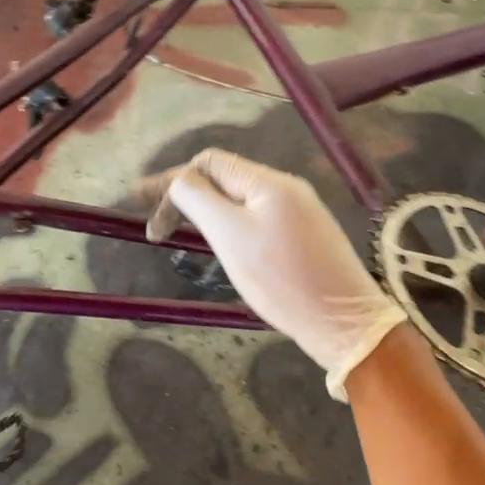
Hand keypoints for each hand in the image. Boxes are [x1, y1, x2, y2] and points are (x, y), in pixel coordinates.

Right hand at [146, 149, 406, 400]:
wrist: (344, 322)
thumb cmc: (282, 280)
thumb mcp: (231, 237)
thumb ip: (199, 200)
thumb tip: (179, 182)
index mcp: (267, 183)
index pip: (208, 162)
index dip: (171, 180)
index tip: (140, 206)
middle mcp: (285, 188)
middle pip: (224, 178)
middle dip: (186, 195)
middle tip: (157, 226)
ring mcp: (299, 211)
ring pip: (240, 199)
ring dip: (206, 211)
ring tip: (181, 235)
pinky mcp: (305, 235)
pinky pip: (257, 217)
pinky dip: (229, 224)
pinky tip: (220, 246)